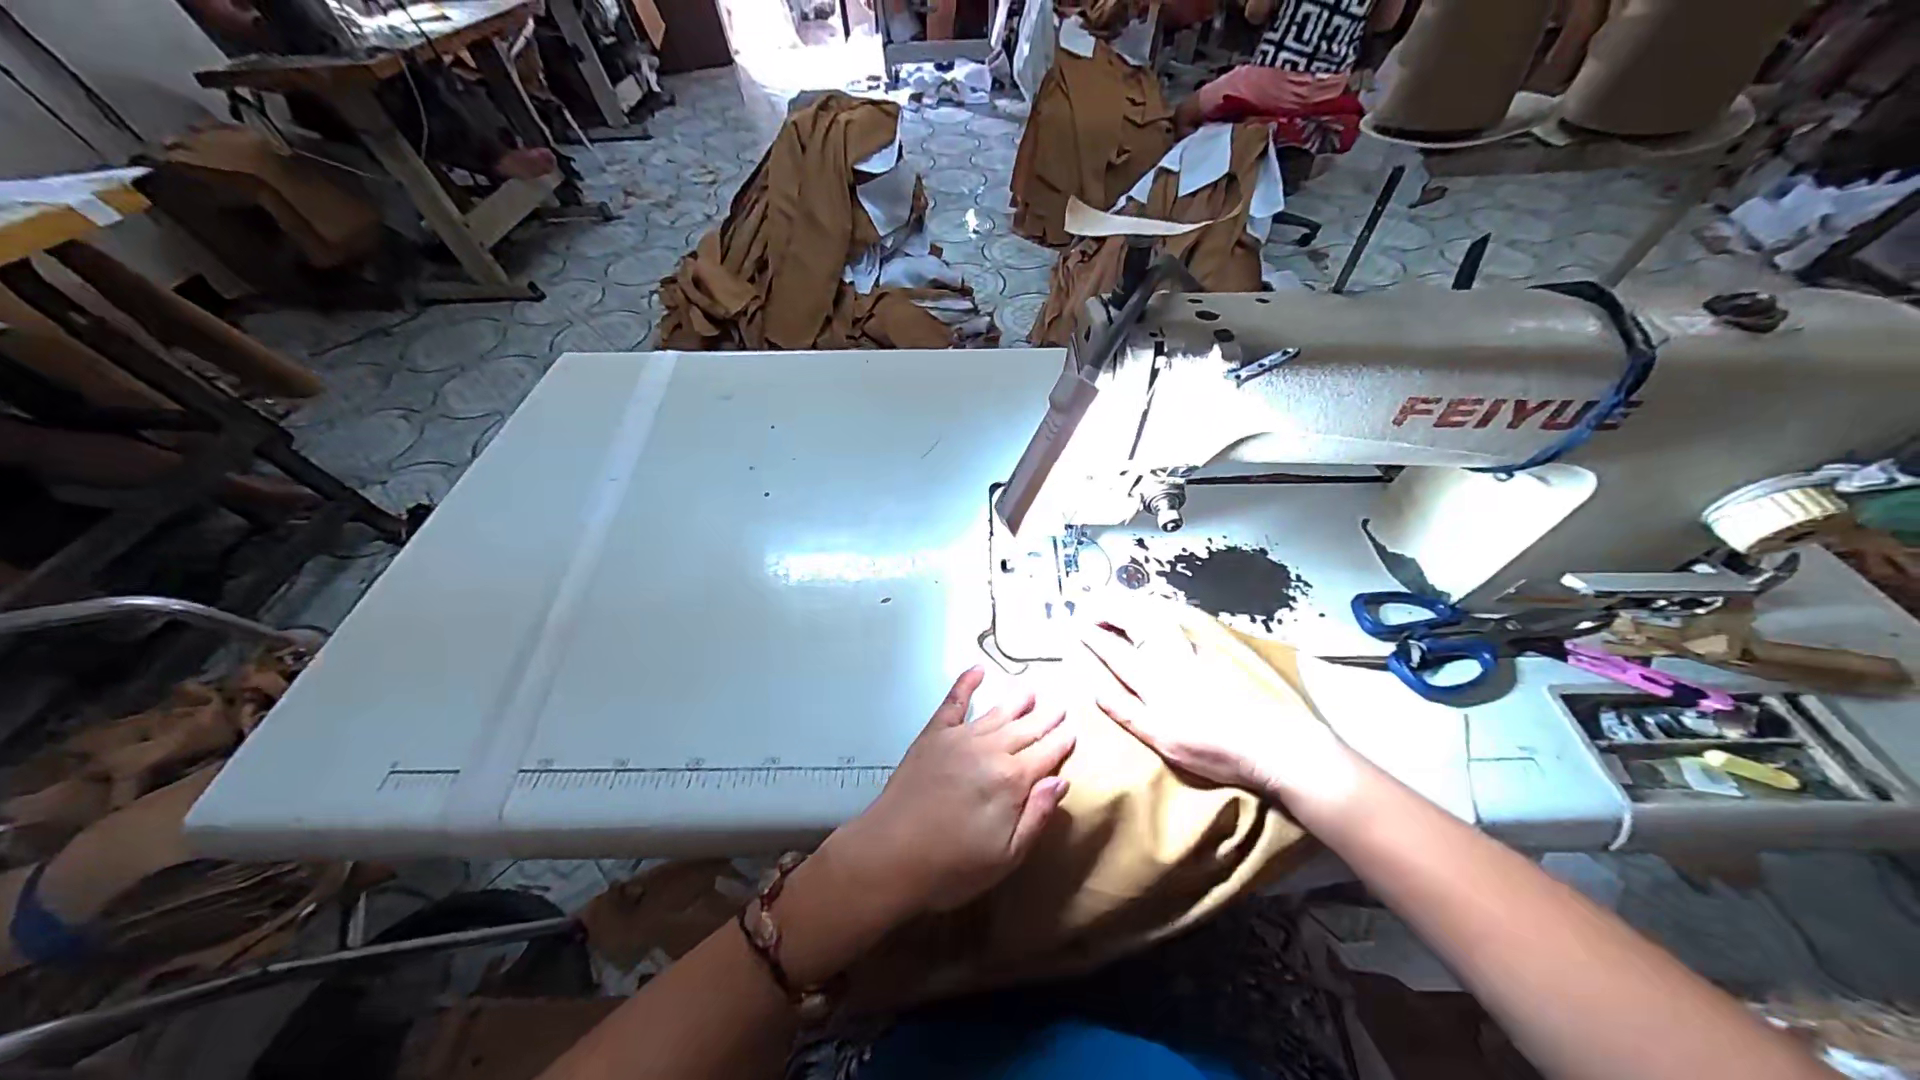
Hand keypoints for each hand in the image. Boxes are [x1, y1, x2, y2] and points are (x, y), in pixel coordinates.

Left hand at [824, 667, 1075, 920]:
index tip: (1073, 731)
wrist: (890, 855)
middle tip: (1060, 707)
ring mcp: (960, 738)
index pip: (1046, 755)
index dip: (1061, 743)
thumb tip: (1060, 780)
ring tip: (1031, 691)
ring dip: (1017, 702)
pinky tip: (977, 669)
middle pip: (1026, 730)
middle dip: (1045, 719)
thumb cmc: (953, 866)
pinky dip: (966, 683)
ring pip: (997, 713)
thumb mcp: (1007, 856)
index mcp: (1012, 780)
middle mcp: (990, 751)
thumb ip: (1037, 816)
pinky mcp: (932, 735)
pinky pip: (954, 702)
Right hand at [1075, 598, 1355, 807]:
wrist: (1274, 741)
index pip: (1111, 647)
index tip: (1072, 628)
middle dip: (1104, 609)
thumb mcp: (1159, 737)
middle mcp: (1168, 651)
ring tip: (1112, 608)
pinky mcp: (1209, 644)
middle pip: (1130, 617)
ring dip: (1126, 604)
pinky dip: (1148, 609)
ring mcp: (1191, 644)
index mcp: (1151, 676)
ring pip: (1151, 611)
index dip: (1089, 636)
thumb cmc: (1213, 748)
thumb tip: (1091, 684)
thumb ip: (1122, 707)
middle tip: (1087, 609)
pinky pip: (1169, 615)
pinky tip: (1147, 614)